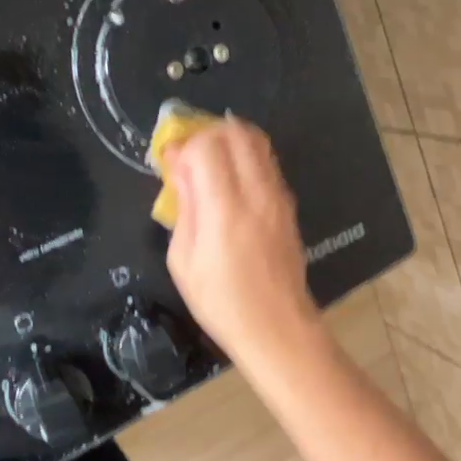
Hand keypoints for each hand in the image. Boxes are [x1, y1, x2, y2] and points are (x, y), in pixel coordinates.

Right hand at [164, 119, 319, 357]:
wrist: (277, 327)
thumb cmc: (221, 302)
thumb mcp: (182, 261)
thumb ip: (184, 208)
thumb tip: (181, 172)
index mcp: (225, 209)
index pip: (207, 146)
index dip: (184, 145)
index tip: (171, 164)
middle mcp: (257, 193)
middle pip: (237, 132)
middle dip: (209, 133)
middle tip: (192, 155)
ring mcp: (278, 197)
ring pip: (258, 142)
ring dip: (231, 142)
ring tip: (211, 165)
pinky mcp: (289, 205)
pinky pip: (268, 164)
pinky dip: (247, 159)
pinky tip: (232, 185)